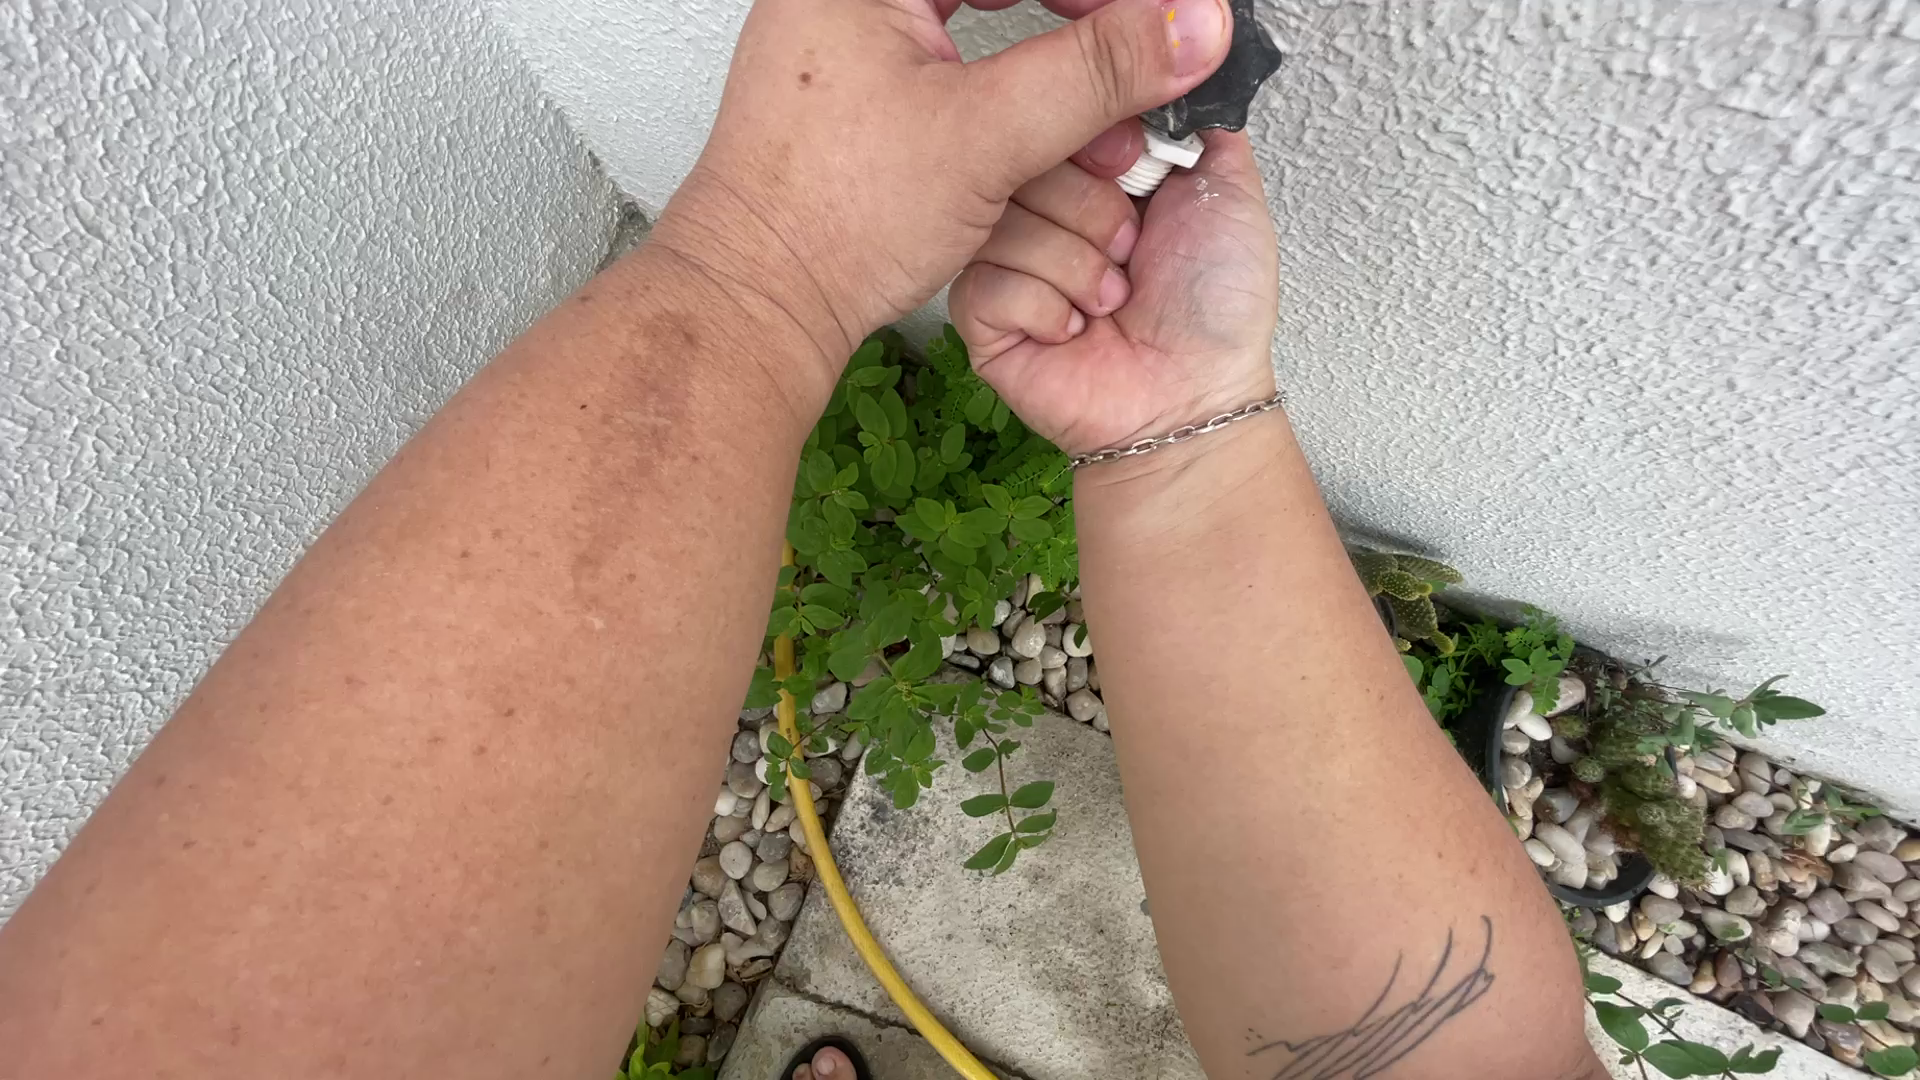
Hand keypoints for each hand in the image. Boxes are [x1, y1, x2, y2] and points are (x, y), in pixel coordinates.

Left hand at [645, 0, 1233, 392]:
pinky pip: (951, 47)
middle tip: (1131, 46)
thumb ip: (1093, 76)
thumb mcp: (980, 139)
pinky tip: (1035, 108)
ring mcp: (853, 28)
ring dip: (1045, 48)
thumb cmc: (835, 220)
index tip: (1154, 21)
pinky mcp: (862, 81)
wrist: (769, 294)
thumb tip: (1189, 27)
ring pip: (976, 4)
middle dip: (1076, 14)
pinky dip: (1004, 77)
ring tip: (1092, 99)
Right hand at [948, 127, 1278, 457]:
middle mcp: (1045, 215)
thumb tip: (1166, 67)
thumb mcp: (1225, 186)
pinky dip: (1042, 307)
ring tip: (1108, 302)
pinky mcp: (984, 321)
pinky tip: (1072, 331)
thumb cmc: (1212, 308)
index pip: (1056, 110)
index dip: (1095, 140)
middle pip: (1020, 160)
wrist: (1190, 397)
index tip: (1137, 178)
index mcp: (1092, 176)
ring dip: (1073, 266)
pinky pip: (984, 283)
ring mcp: (1010, 268)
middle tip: (1130, 256)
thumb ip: (1191, 117)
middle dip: (1093, 213)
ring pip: (999, 222)